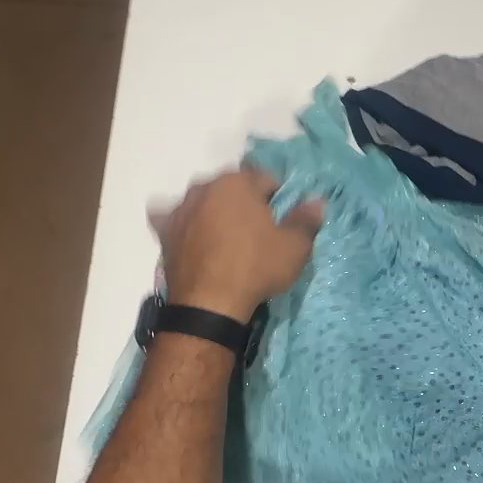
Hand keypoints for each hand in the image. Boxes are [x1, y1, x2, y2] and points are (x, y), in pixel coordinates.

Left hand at [152, 167, 323, 322]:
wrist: (210, 303)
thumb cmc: (257, 268)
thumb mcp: (294, 248)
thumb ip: (306, 220)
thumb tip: (317, 201)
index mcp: (238, 183)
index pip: (266, 179)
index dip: (278, 199)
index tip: (283, 222)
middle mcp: (205, 186)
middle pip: (233, 188)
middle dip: (245, 203)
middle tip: (258, 233)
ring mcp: (181, 207)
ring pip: (205, 201)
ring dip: (216, 212)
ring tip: (228, 240)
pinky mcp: (165, 230)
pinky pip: (176, 218)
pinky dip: (186, 224)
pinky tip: (193, 236)